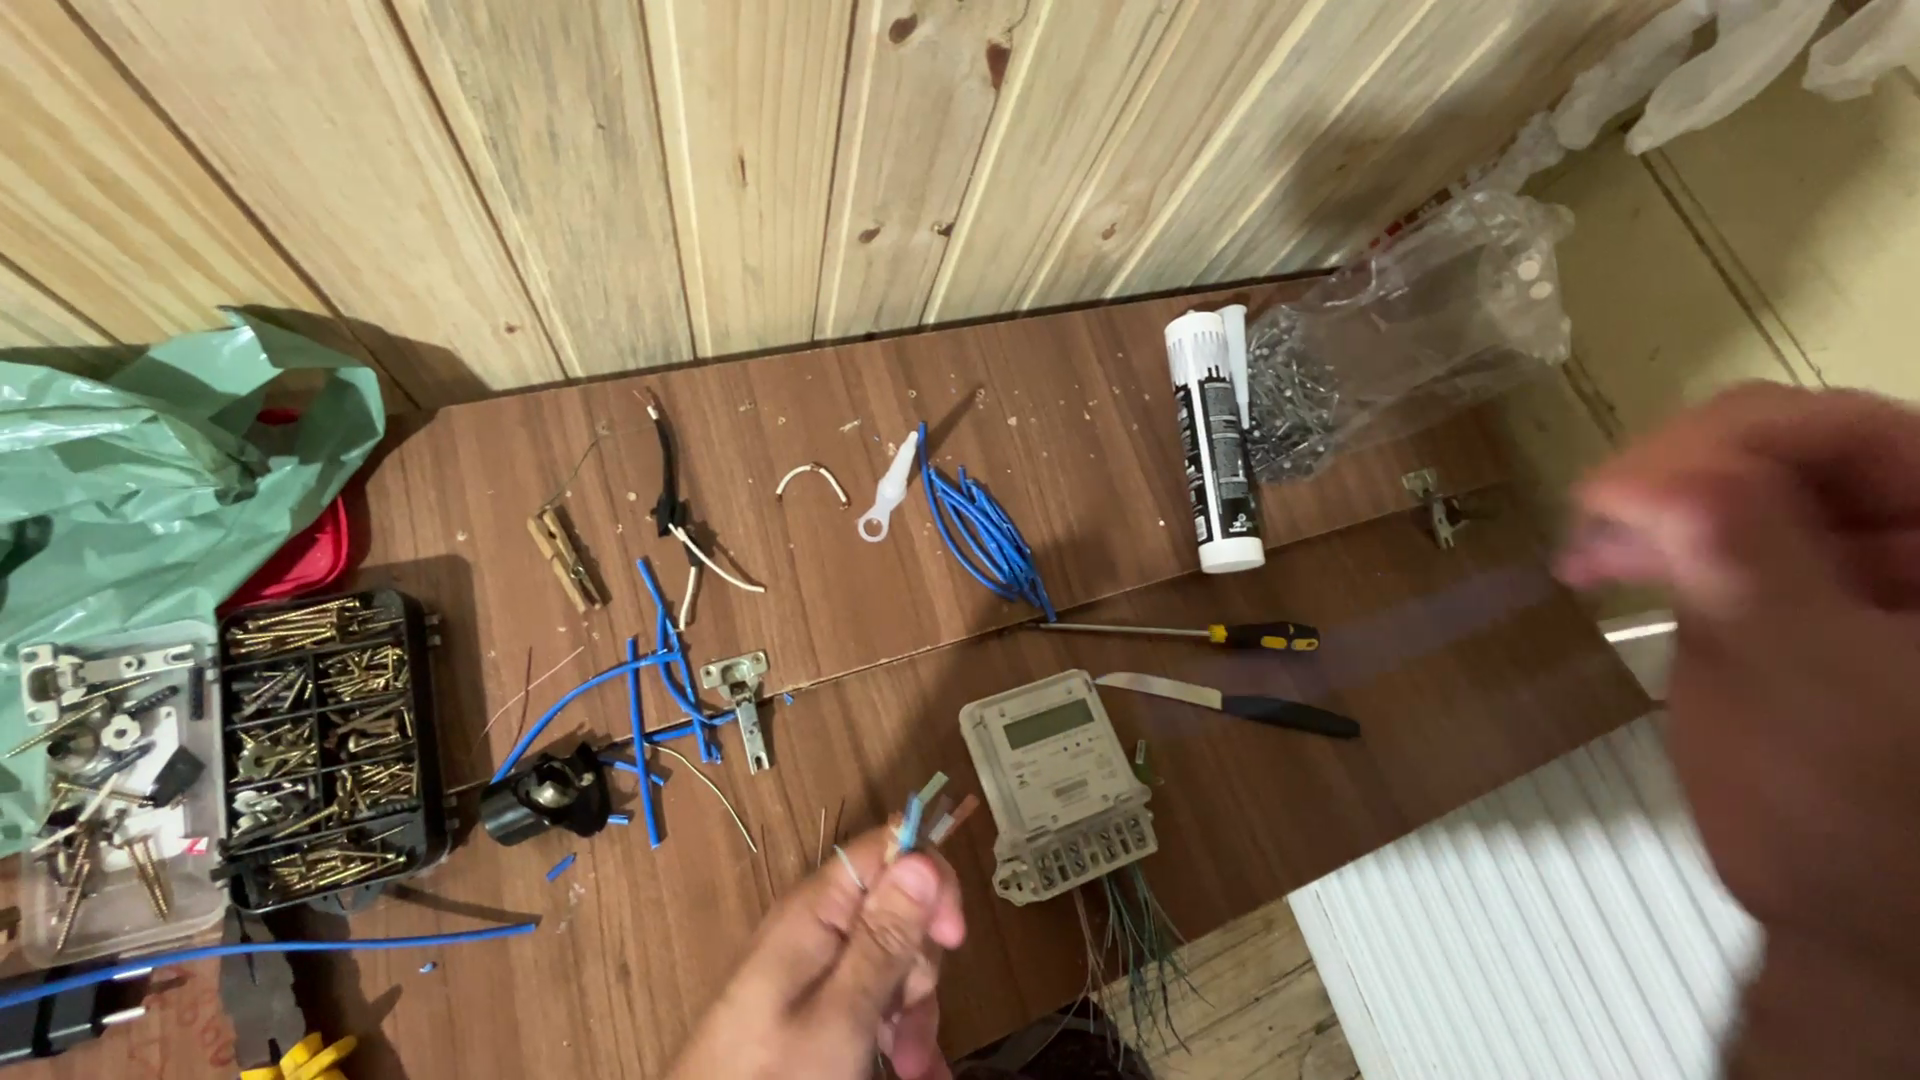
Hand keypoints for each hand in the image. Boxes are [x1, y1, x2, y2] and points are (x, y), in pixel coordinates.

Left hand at [667, 826, 966, 1079]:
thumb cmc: (774, 1076)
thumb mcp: (842, 1015)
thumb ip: (884, 937)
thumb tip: (923, 857)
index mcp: (818, 909)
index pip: (888, 848)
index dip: (929, 880)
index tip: (952, 935)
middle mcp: (818, 924)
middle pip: (898, 910)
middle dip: (919, 964)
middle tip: (915, 1023)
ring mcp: (816, 963)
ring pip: (892, 958)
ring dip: (912, 1008)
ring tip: (911, 1065)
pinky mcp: (815, 1000)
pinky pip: (872, 994)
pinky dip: (895, 1027)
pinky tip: (910, 1065)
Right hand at [1557, 383, 1919, 1075]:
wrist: (1850, 914)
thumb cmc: (1848, 817)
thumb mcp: (1800, 681)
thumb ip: (1743, 564)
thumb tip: (1638, 475)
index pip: (1846, 433)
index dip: (1719, 447)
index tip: (1609, 498)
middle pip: (1787, 445)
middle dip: (1674, 477)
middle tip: (1592, 526)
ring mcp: (1864, 561)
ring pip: (1739, 479)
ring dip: (1649, 505)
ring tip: (1587, 554)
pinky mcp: (1797, 590)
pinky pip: (1715, 527)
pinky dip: (1649, 536)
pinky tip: (1602, 563)